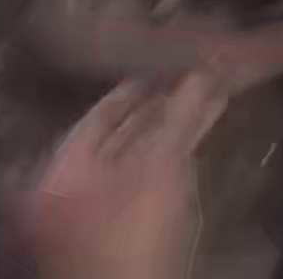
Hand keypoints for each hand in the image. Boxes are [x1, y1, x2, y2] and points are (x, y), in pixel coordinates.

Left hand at [16, 75, 226, 278]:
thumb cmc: (137, 228)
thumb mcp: (162, 164)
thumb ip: (182, 111)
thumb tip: (205, 64)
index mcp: (64, 174)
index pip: (101, 114)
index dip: (138, 83)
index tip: (172, 54)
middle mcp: (76, 184)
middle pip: (125, 129)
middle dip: (168, 97)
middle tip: (203, 65)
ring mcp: (105, 200)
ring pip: (148, 144)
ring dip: (183, 113)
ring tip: (219, 81)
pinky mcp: (133, 210)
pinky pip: (158, 161)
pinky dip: (185, 136)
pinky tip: (215, 110)